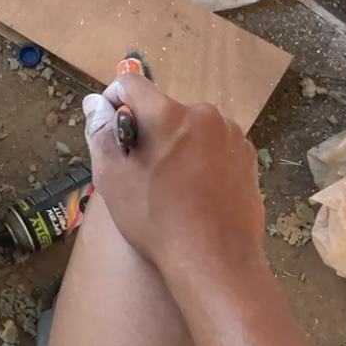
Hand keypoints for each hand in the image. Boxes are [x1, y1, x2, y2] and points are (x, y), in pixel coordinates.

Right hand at [82, 73, 265, 283]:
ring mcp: (231, 134)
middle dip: (147, 130)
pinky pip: (214, 144)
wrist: (216, 262)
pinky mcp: (249, 156)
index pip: (130, 84)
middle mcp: (203, 114)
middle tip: (142, 170)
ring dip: (176, 142)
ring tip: (172, 185)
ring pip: (189, 126)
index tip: (111, 132)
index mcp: (167, 114)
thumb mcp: (113, 178)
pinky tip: (197, 190)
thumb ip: (100, 131)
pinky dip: (202, 157)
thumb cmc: (156, 220)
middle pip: (162, 108)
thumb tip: (96, 102)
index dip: (113, 102)